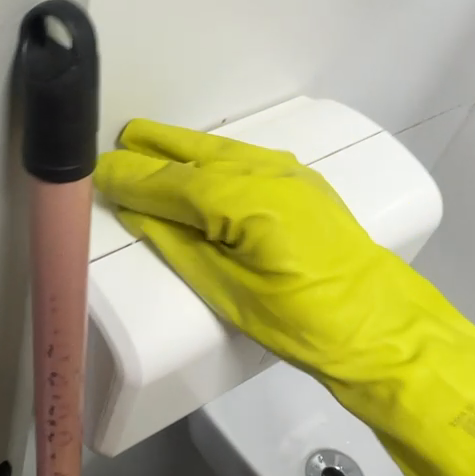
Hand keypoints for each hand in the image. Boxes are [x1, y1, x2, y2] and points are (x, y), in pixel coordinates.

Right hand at [95, 120, 474, 475]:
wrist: (381, 331)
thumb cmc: (300, 322)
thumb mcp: (226, 291)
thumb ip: (177, 244)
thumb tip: (138, 211)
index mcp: (242, 200)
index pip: (168, 181)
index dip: (128, 177)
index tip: (93, 174)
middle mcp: (264, 173)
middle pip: (192, 152)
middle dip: (149, 150)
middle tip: (112, 149)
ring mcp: (289, 173)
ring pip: (218, 149)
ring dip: (178, 148)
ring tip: (144, 144)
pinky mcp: (302, 184)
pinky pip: (242, 158)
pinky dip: (209, 157)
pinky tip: (197, 165)